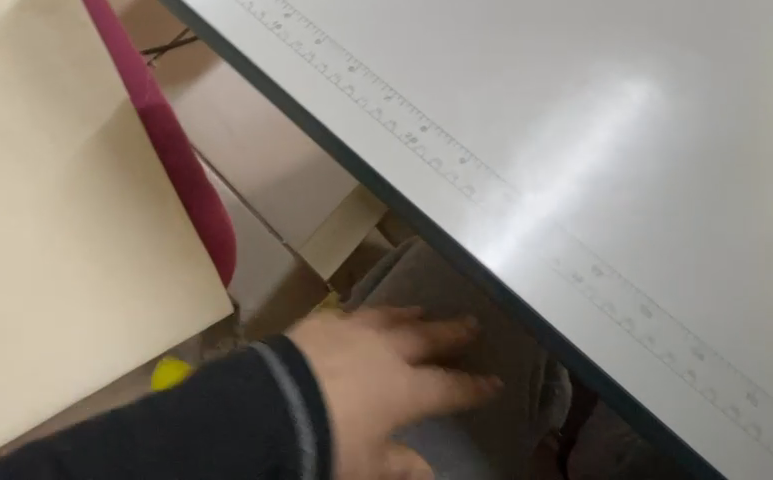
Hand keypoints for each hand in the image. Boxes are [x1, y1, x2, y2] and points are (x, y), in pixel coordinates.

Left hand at [287, 307, 499, 479]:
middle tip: (470, 322)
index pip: (449, 387)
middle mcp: (384, 352)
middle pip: (425, 338)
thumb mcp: (370, 467)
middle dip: (450, 333)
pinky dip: (364, 315)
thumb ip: (401, 466)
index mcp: (406, 390)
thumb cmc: (330, 442)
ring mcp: (352, 330)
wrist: (277, 405)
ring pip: (388, 317)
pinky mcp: (321, 322)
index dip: (473, 386)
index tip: (495, 380)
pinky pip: (350, 314)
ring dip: (407, 315)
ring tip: (421, 310)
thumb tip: (429, 472)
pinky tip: (364, 315)